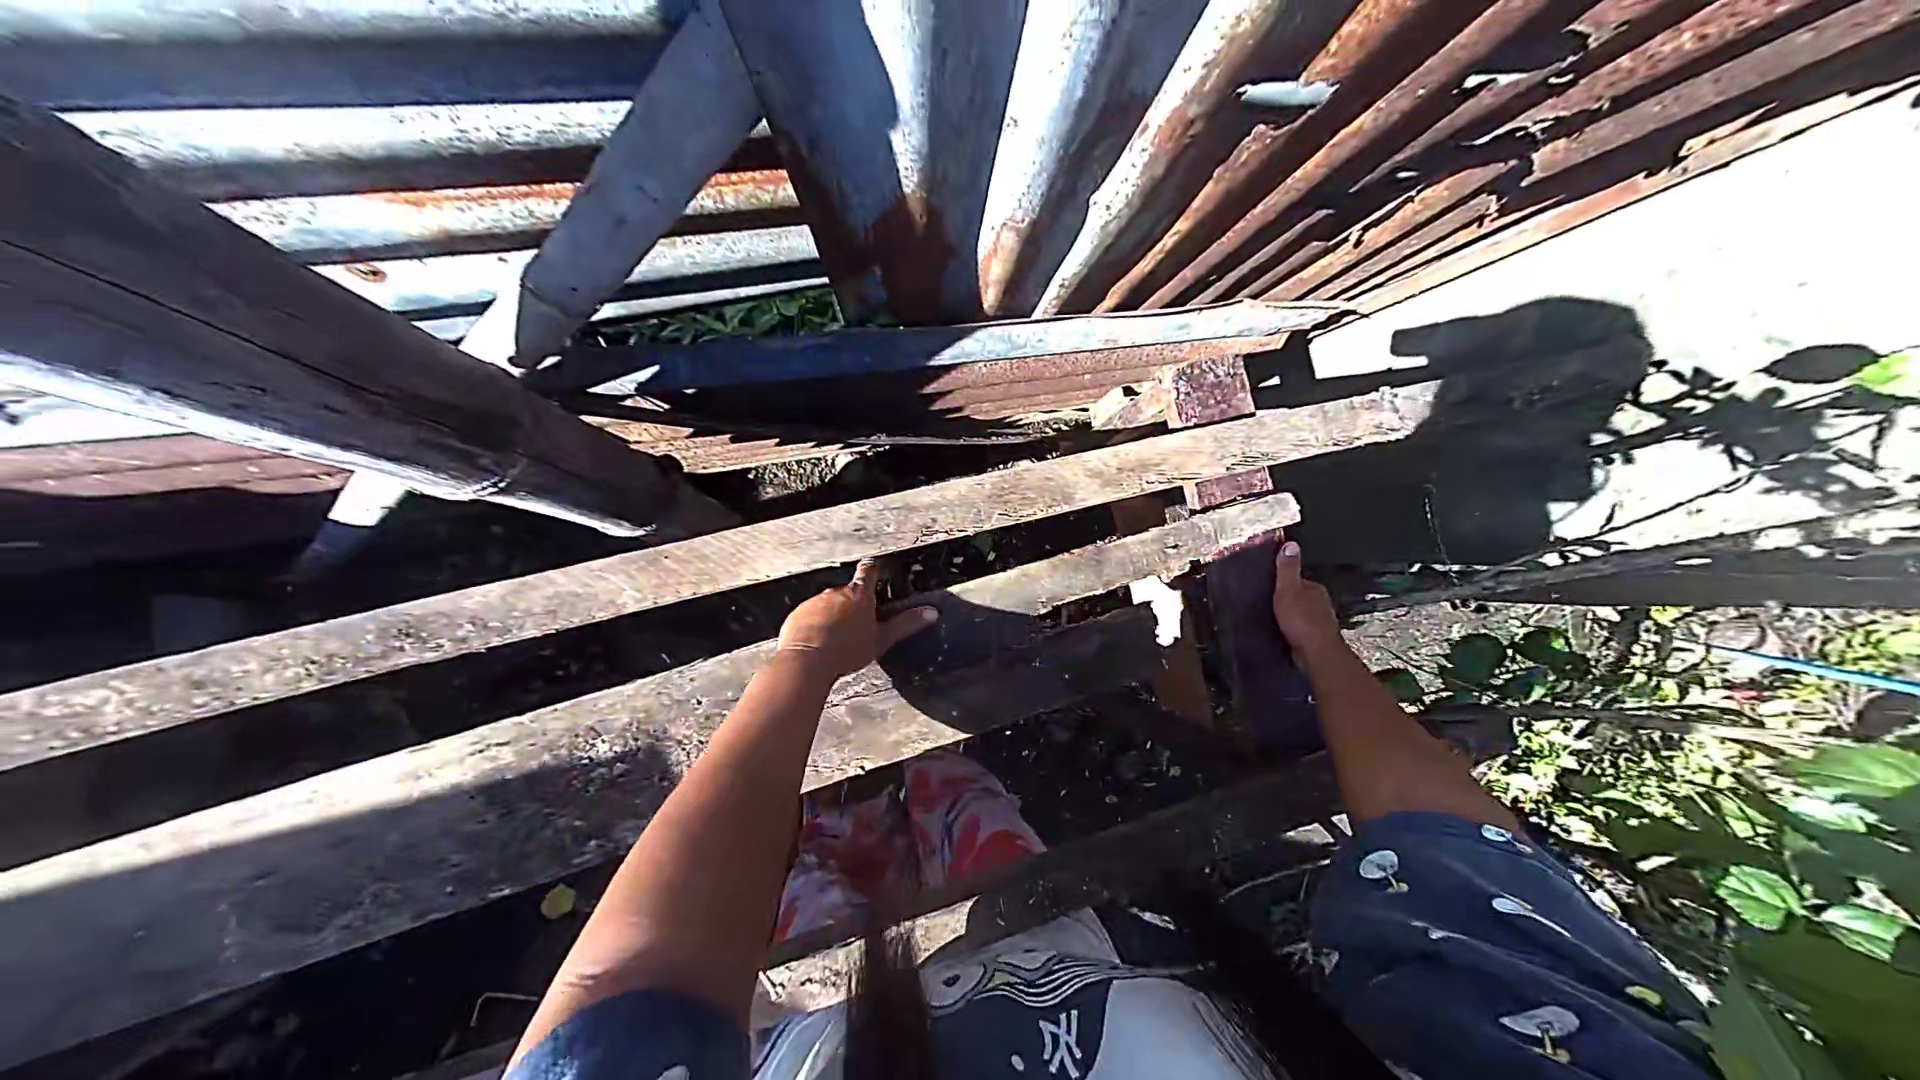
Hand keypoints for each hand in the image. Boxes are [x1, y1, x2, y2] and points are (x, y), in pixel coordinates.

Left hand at [775, 560, 938, 679]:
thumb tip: (931, 613)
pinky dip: (814, 625)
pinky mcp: (797, 614)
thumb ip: (906, 624)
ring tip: (838, 638)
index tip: (875, 569)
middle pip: (848, 591)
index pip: (869, 570)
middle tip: (859, 622)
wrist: (806, 662)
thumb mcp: (882, 639)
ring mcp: (814, 602)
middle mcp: (836, 592)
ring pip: (827, 604)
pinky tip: (819, 643)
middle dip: (853, 603)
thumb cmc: (845, 650)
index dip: (873, 569)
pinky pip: (809, 616)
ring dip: (833, 615)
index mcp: (860, 594)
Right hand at [1271, 540, 1341, 652]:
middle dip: (1288, 599)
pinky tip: (1284, 631)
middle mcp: (1320, 603)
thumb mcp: (1288, 589)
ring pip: (1302, 613)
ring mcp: (1319, 620)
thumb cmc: (1302, 621)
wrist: (1315, 652)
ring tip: (1275, 618)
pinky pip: (1301, 628)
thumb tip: (1290, 545)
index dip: (1284, 582)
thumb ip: (1288, 568)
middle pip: (1301, 596)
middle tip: (1270, 602)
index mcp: (1315, 589)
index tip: (1271, 585)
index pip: (1298, 579)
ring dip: (1291, 615)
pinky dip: (1293, 628)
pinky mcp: (1315, 636)